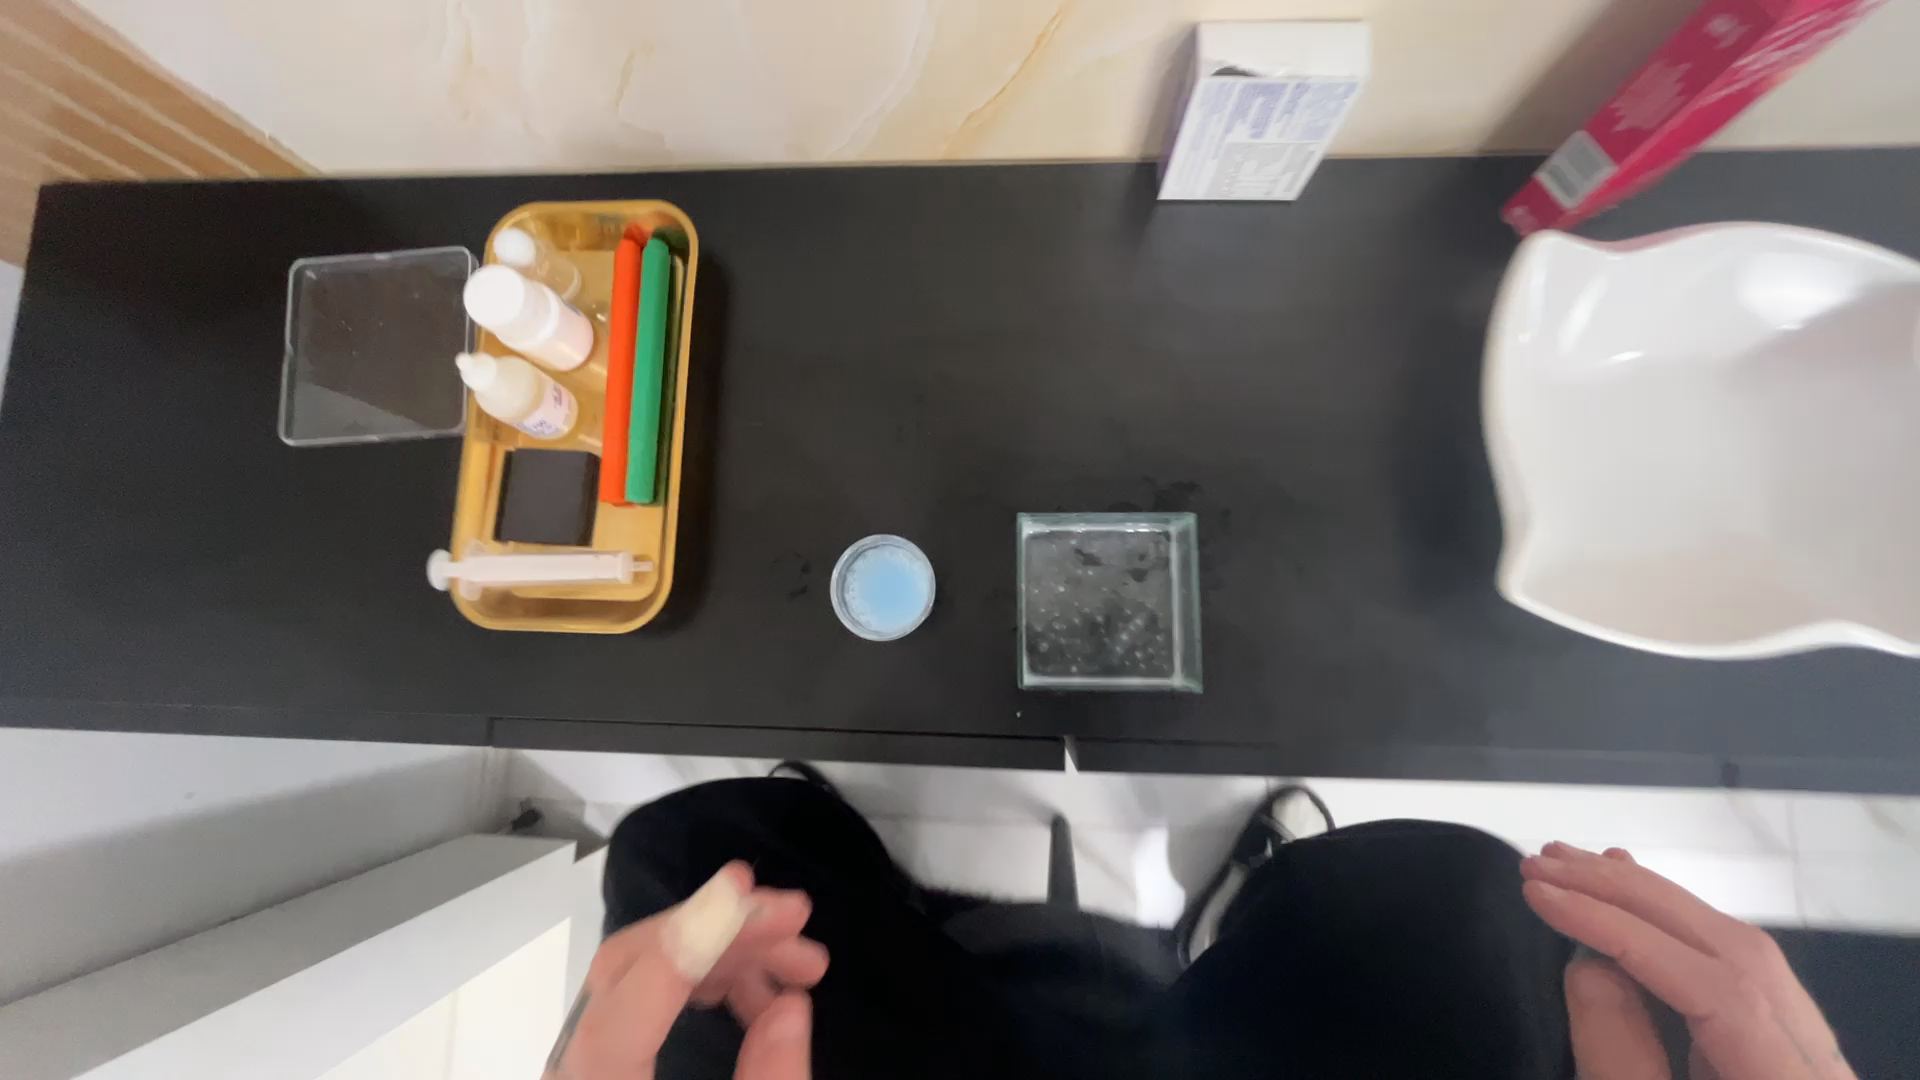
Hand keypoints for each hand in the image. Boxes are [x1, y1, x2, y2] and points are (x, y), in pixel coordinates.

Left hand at [545, 862, 829, 1079]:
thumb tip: (789, 1006)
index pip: (621, 1011)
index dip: (683, 939)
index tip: (741, 886)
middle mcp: (571, 1076)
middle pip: (630, 971)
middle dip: (723, 930)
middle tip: (799, 917)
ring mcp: (578, 1068)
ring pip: (643, 974)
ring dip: (727, 951)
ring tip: (803, 962)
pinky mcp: (597, 1066)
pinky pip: (646, 1001)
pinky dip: (709, 980)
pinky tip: (760, 993)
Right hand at [1522, 842, 1852, 1079]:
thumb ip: (1617, 1049)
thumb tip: (1588, 958)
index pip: (1716, 987)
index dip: (1618, 928)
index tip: (1536, 893)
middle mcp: (1825, 1070)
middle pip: (1735, 953)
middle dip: (1627, 895)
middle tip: (1541, 863)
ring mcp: (1814, 1058)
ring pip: (1737, 948)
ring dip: (1641, 894)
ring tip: (1565, 862)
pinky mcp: (1784, 1048)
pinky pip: (1735, 966)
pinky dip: (1669, 917)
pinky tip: (1626, 880)